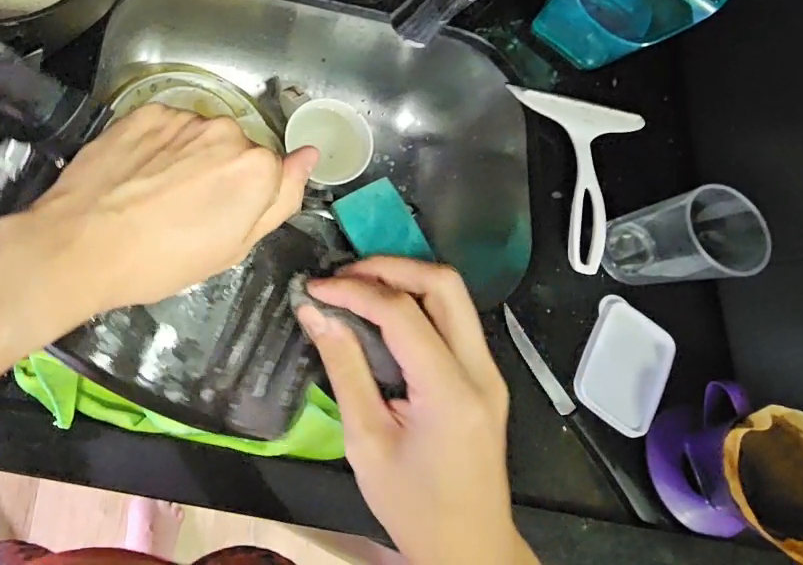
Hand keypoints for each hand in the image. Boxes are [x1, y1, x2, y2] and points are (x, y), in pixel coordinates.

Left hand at [22, 103, 317, 312]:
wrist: (81, 244)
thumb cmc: (160, 261)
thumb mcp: (233, 248)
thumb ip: (280, 198)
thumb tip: (308, 155)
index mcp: (255, 169)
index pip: (269, 172)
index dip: (243, 197)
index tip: (216, 217)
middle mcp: (225, 132)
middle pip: (234, 148)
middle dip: (218, 171)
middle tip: (184, 210)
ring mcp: (181, 118)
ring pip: (198, 135)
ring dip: (185, 156)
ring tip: (153, 193)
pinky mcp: (144, 112)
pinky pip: (166, 124)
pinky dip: (156, 144)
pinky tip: (136, 173)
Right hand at [298, 258, 535, 564]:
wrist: (471, 550)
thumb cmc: (413, 506)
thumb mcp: (366, 442)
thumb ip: (343, 367)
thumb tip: (313, 310)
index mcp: (450, 393)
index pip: (401, 312)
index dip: (353, 290)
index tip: (314, 289)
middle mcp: (480, 372)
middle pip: (443, 284)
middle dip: (388, 267)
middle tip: (343, 278)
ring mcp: (489, 372)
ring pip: (453, 294)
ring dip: (404, 279)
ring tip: (356, 288)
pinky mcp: (484, 377)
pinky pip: (453, 317)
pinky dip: (416, 301)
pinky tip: (381, 312)